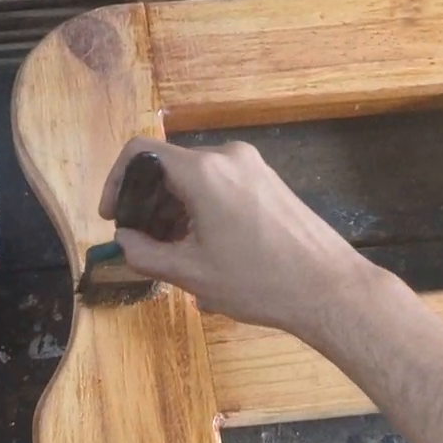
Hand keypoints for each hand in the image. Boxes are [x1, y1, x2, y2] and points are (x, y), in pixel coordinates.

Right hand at [97, 137, 399, 340]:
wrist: (330, 289)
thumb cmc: (258, 281)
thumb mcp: (191, 273)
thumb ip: (144, 253)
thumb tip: (123, 239)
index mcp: (203, 171)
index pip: (140, 153)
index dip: (115, 181)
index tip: (112, 216)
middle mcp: (226, 156)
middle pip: (167, 166)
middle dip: (147, 203)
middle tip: (142, 243)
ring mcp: (251, 165)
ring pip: (193, 177)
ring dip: (173, 208)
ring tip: (173, 251)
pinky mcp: (267, 180)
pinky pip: (218, 183)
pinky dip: (199, 206)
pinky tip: (204, 245)